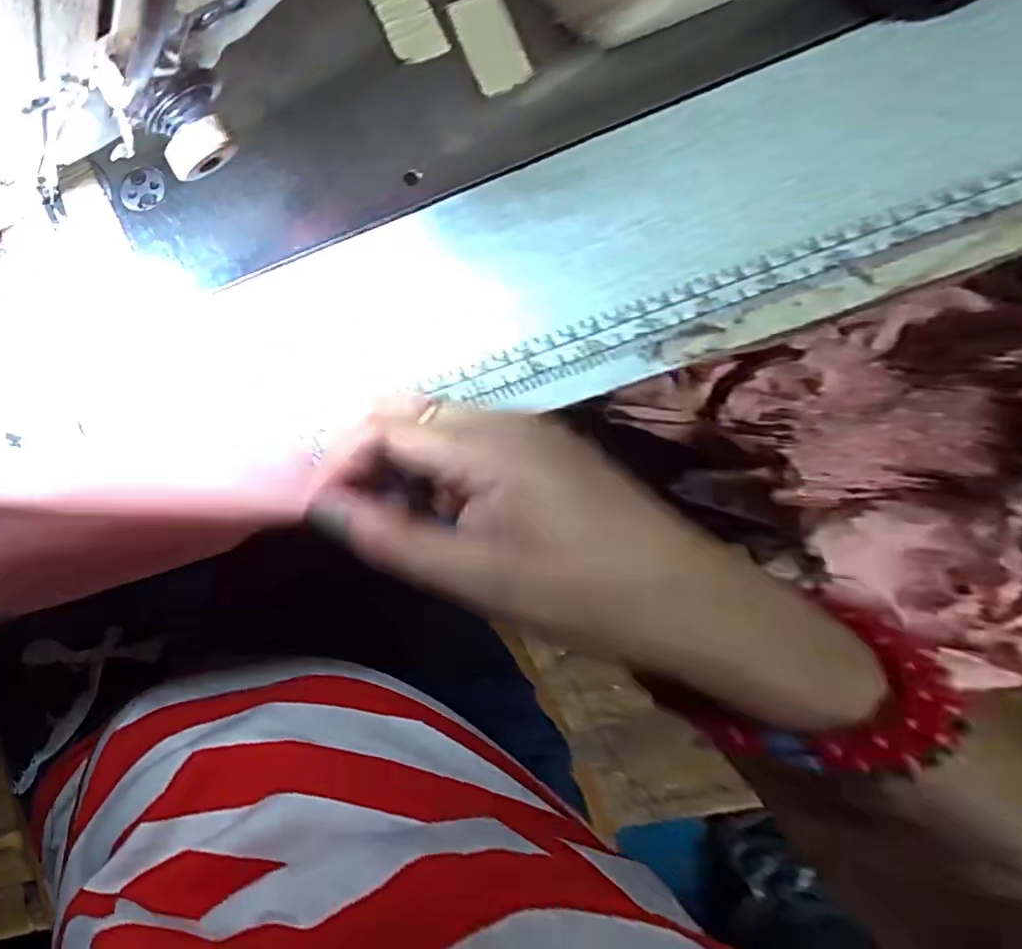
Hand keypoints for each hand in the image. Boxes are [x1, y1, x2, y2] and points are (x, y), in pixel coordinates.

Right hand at [313, 399, 886, 730]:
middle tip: (349, 507)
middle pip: (401, 411)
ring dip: (394, 460)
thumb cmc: (582, 595)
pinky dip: (427, 466)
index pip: (380, 427)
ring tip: (388, 514)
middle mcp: (500, 418)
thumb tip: (323, 510)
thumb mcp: (473, 577)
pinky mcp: (537, 447)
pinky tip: (436, 509)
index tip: (319, 509)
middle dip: (360, 453)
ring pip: (428, 423)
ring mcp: (523, 428)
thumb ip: (388, 538)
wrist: (702, 611)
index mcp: (484, 442)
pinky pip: (460, 438)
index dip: (337, 463)